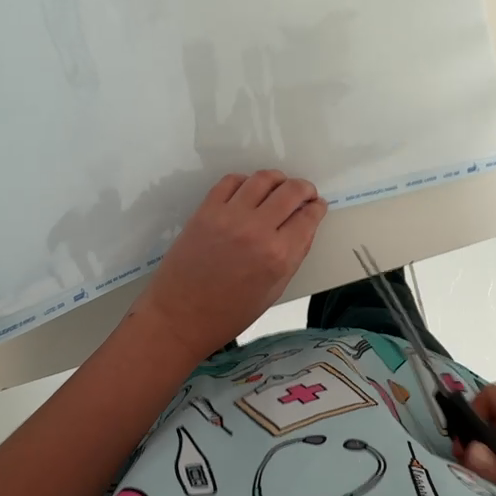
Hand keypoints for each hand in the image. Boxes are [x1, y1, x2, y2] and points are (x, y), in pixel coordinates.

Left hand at [131, 170, 326, 360]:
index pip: (309, 217)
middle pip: (291, 191)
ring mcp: (230, 216)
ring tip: (278, 188)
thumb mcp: (274, 291)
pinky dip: (245, 181)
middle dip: (304, 189)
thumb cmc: (229, 313)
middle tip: (304, 193)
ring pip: (263, 178)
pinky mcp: (206, 210)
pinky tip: (248, 192)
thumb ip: (294, 255)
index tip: (317, 205)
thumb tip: (305, 225)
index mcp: (278, 256)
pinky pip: (232, 181)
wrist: (178, 317)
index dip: (317, 208)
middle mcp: (257, 230)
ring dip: (278, 180)